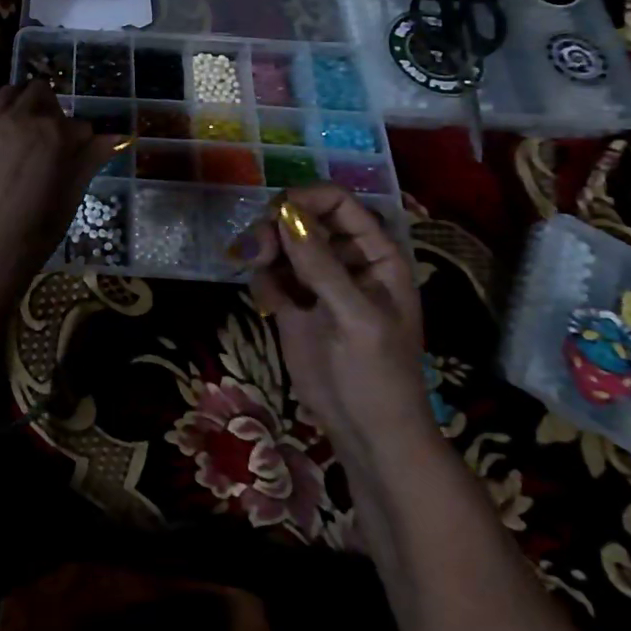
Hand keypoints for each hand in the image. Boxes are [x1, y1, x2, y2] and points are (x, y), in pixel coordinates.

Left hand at [0, 80, 124, 277]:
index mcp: (57, 132)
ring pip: (10, 92)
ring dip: (22, 102)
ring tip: (25, 126)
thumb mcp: (74, 191)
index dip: (83, 140)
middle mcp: (25, 117)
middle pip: (42, 92)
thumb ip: (92, 157)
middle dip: (51, 108)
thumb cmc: (40, 224)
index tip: (79, 154)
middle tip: (51, 135)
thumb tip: (119, 137)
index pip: (80, 125)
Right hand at [241, 185, 429, 452]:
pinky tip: (267, 305)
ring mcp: (316, 282)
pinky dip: (260, 280)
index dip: (307, 199)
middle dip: (276, 226)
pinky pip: (268, 274)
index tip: (276, 212)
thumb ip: (322, 267)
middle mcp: (344, 261)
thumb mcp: (356, 319)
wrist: (365, 431)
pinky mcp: (291, 304)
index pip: (340, 205)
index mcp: (376, 255)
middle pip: (302, 219)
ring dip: (262, 249)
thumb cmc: (378, 375)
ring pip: (280, 243)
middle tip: (256, 250)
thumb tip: (286, 216)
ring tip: (252, 267)